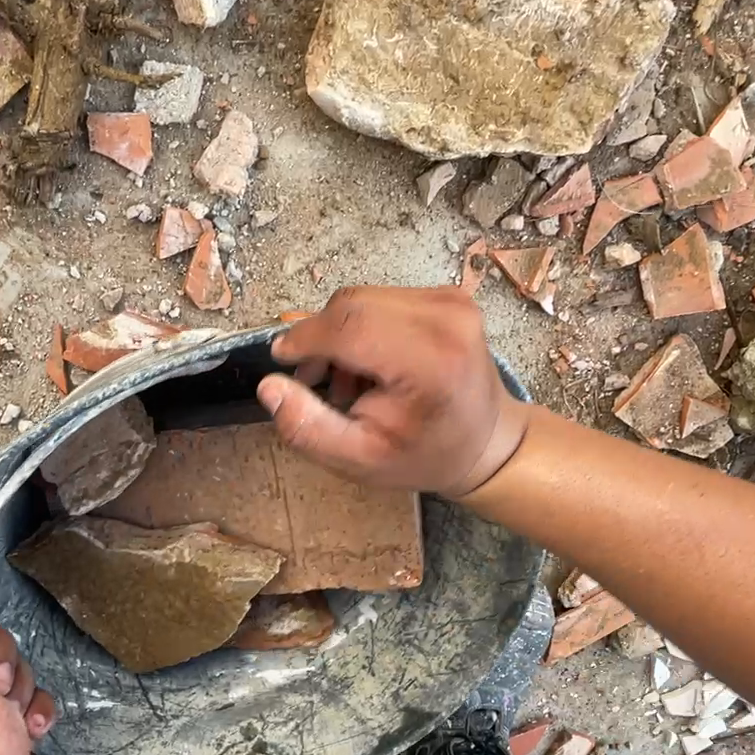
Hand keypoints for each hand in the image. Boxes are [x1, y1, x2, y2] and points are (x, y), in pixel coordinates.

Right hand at [256, 286, 527, 496]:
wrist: (486, 441)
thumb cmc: (424, 455)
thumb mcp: (359, 459)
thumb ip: (308, 427)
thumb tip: (268, 387)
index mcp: (430, 361)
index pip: (349, 326)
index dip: (305, 339)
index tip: (281, 360)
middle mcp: (445, 317)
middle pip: (351, 306)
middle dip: (319, 338)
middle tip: (314, 380)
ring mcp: (450, 300)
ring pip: (361, 299)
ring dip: (339, 334)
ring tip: (346, 379)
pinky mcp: (447, 295)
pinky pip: (380, 299)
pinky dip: (361, 328)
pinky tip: (370, 363)